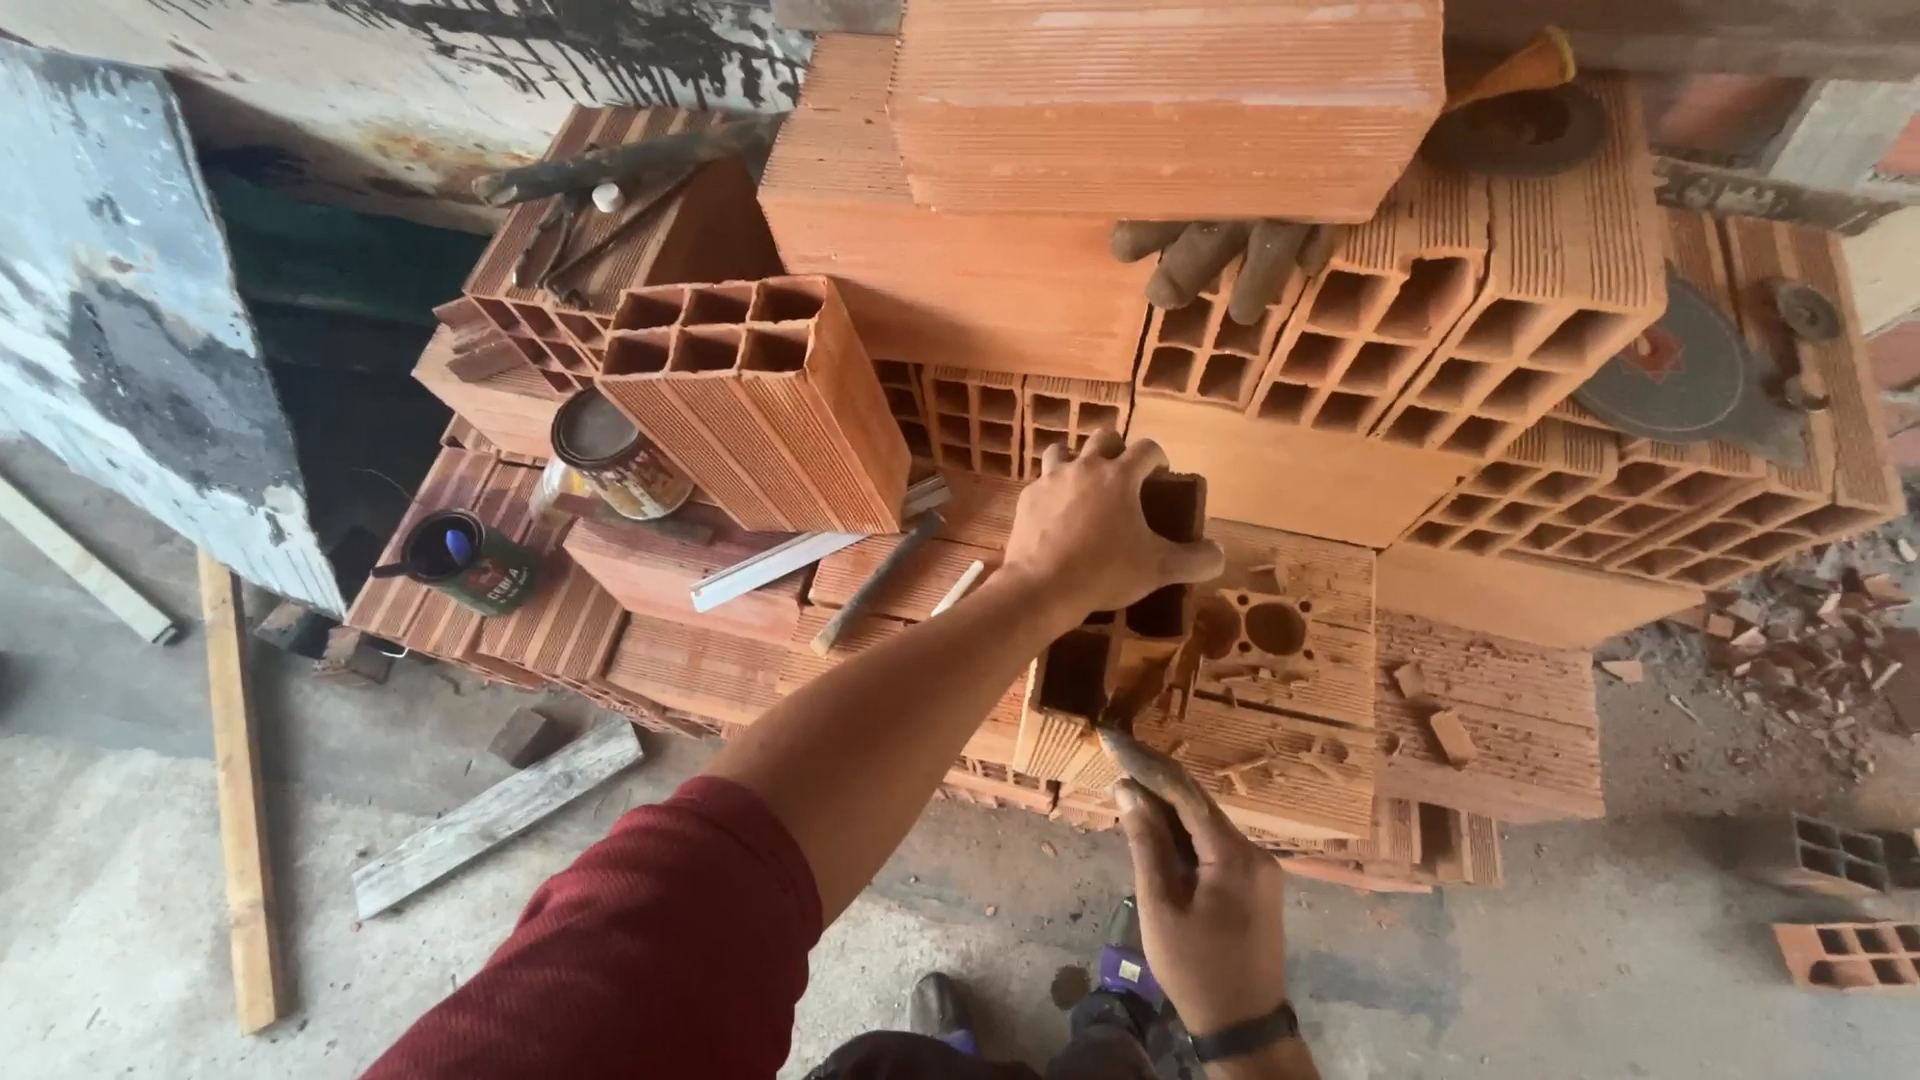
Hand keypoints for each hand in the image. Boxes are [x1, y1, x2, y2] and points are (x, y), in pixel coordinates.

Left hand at [1000, 428, 1224, 624]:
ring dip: (1077, 459)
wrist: (1043, 587)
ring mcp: (1051, 480)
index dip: (1158, 457)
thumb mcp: (1159, 570)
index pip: (1147, 448)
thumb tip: (1219, 554)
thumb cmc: (1105, 572)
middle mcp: (1085, 467)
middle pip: (1104, 437)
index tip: (1162, 474)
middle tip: (1124, 474)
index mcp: (1120, 476)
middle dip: (1118, 449)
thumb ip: (1196, 560)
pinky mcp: (1027, 499)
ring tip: (1084, 484)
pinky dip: (1052, 491)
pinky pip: (1041, 483)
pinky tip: (1056, 513)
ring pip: (1063, 451)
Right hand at [1109, 739, 1288, 1037]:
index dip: (1148, 765)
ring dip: (1166, 809)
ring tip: (1126, 788)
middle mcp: (1254, 853)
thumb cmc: (1196, 970)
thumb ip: (1146, 843)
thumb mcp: (1161, 906)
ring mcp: (1258, 868)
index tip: (1115, 741)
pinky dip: (1182, 834)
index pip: (1186, 794)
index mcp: (1236, 856)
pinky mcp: (1254, 883)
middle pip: (1197, 805)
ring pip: (1204, 824)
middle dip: (1155, 783)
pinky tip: (1154, 826)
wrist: (1244, 1026)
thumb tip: (1127, 791)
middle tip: (1115, 759)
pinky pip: (1213, 844)